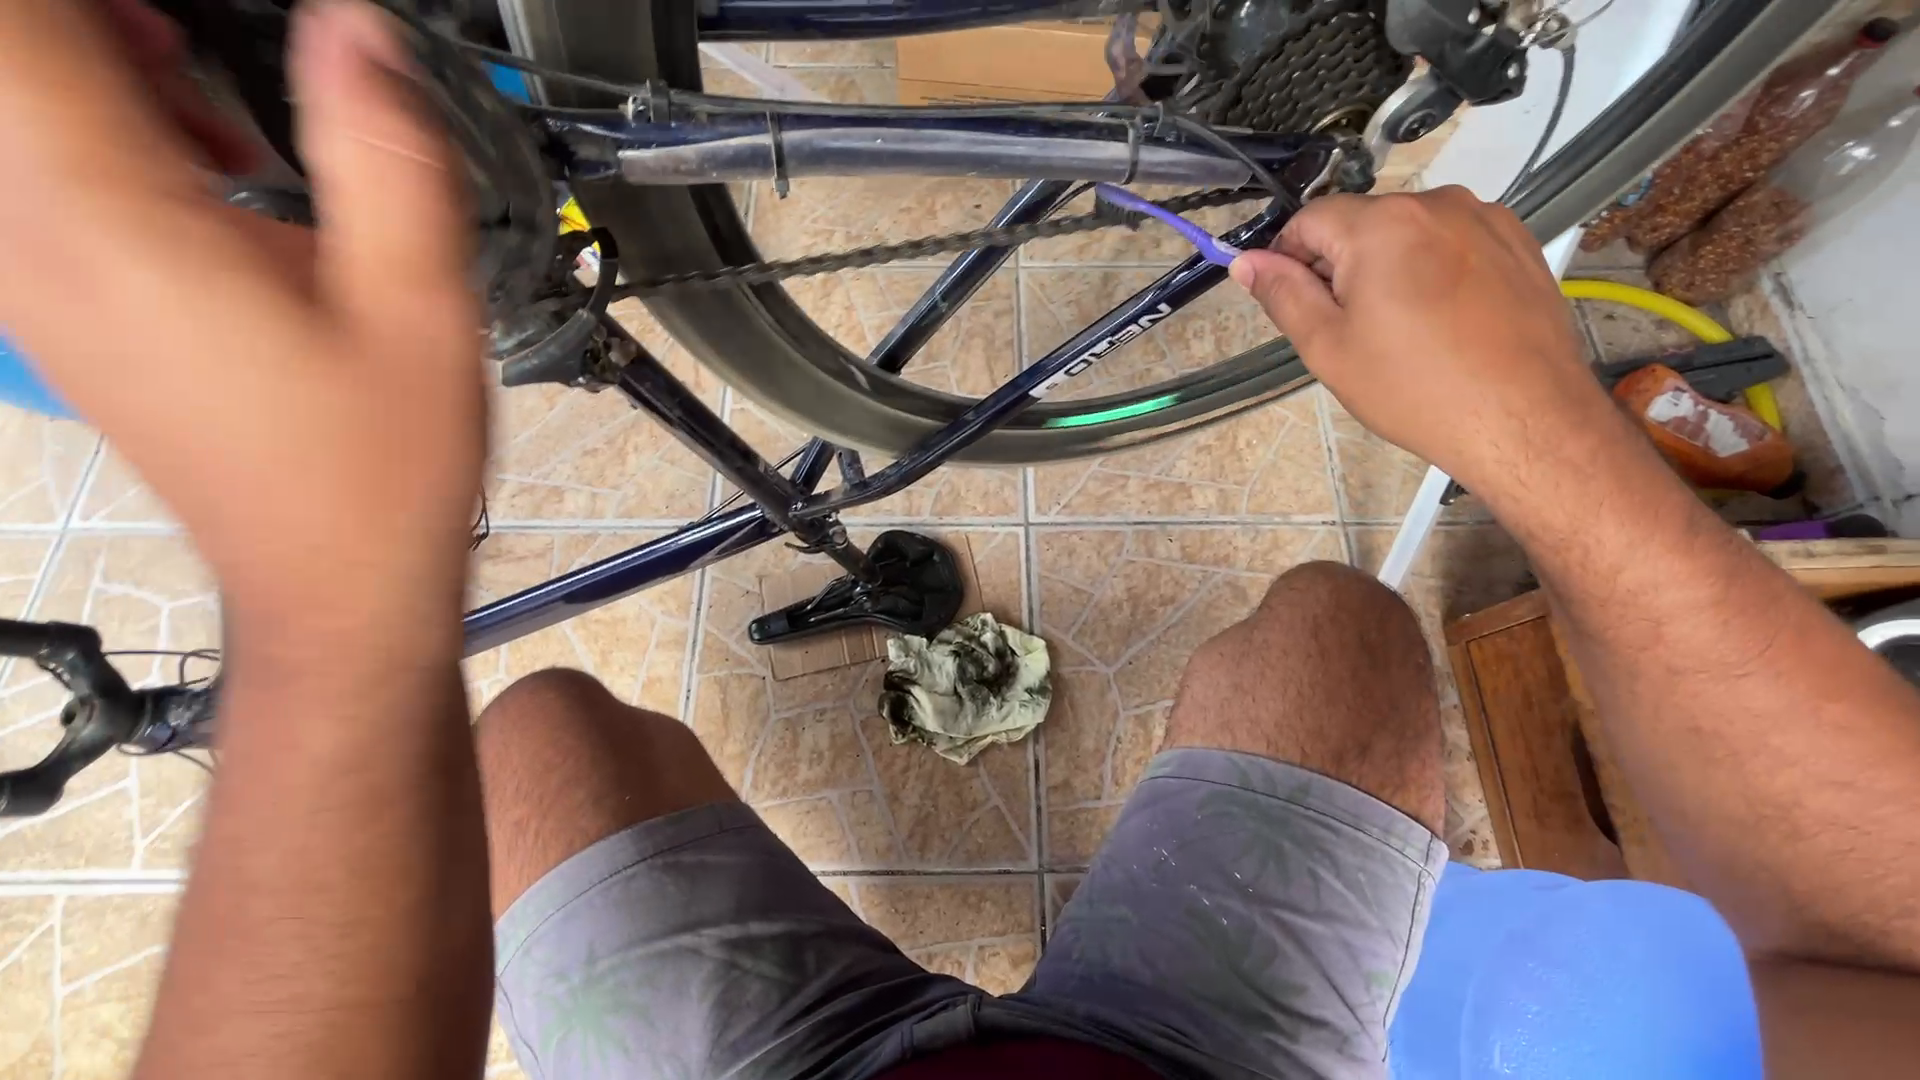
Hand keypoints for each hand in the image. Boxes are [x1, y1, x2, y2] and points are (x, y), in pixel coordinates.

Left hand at [0, 0, 481, 645]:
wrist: (334, 575)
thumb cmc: (382, 466)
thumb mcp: (422, 310)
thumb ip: (388, 156)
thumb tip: (358, 35)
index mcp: (105, 216)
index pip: (27, 22)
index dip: (119, 8)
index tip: (221, 24)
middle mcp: (20, 231)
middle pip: (12, 52)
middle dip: (117, 30)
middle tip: (223, 55)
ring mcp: (18, 268)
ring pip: (15, 103)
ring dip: (103, 63)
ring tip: (225, 108)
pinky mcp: (46, 296)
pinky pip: (28, 161)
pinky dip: (100, 120)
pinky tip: (209, 170)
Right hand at [1229, 187, 1605, 493]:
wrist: (1523, 417)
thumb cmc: (1415, 388)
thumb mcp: (1328, 346)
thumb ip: (1283, 295)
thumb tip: (1247, 263)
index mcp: (1381, 225)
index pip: (1309, 219)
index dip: (1287, 258)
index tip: (1292, 302)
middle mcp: (1437, 204)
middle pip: (1360, 223)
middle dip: (1340, 265)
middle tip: (1346, 329)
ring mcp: (1484, 218)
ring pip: (1407, 232)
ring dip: (1386, 268)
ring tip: (1398, 330)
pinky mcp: (1517, 241)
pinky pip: (1451, 243)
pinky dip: (1431, 271)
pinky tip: (1439, 322)